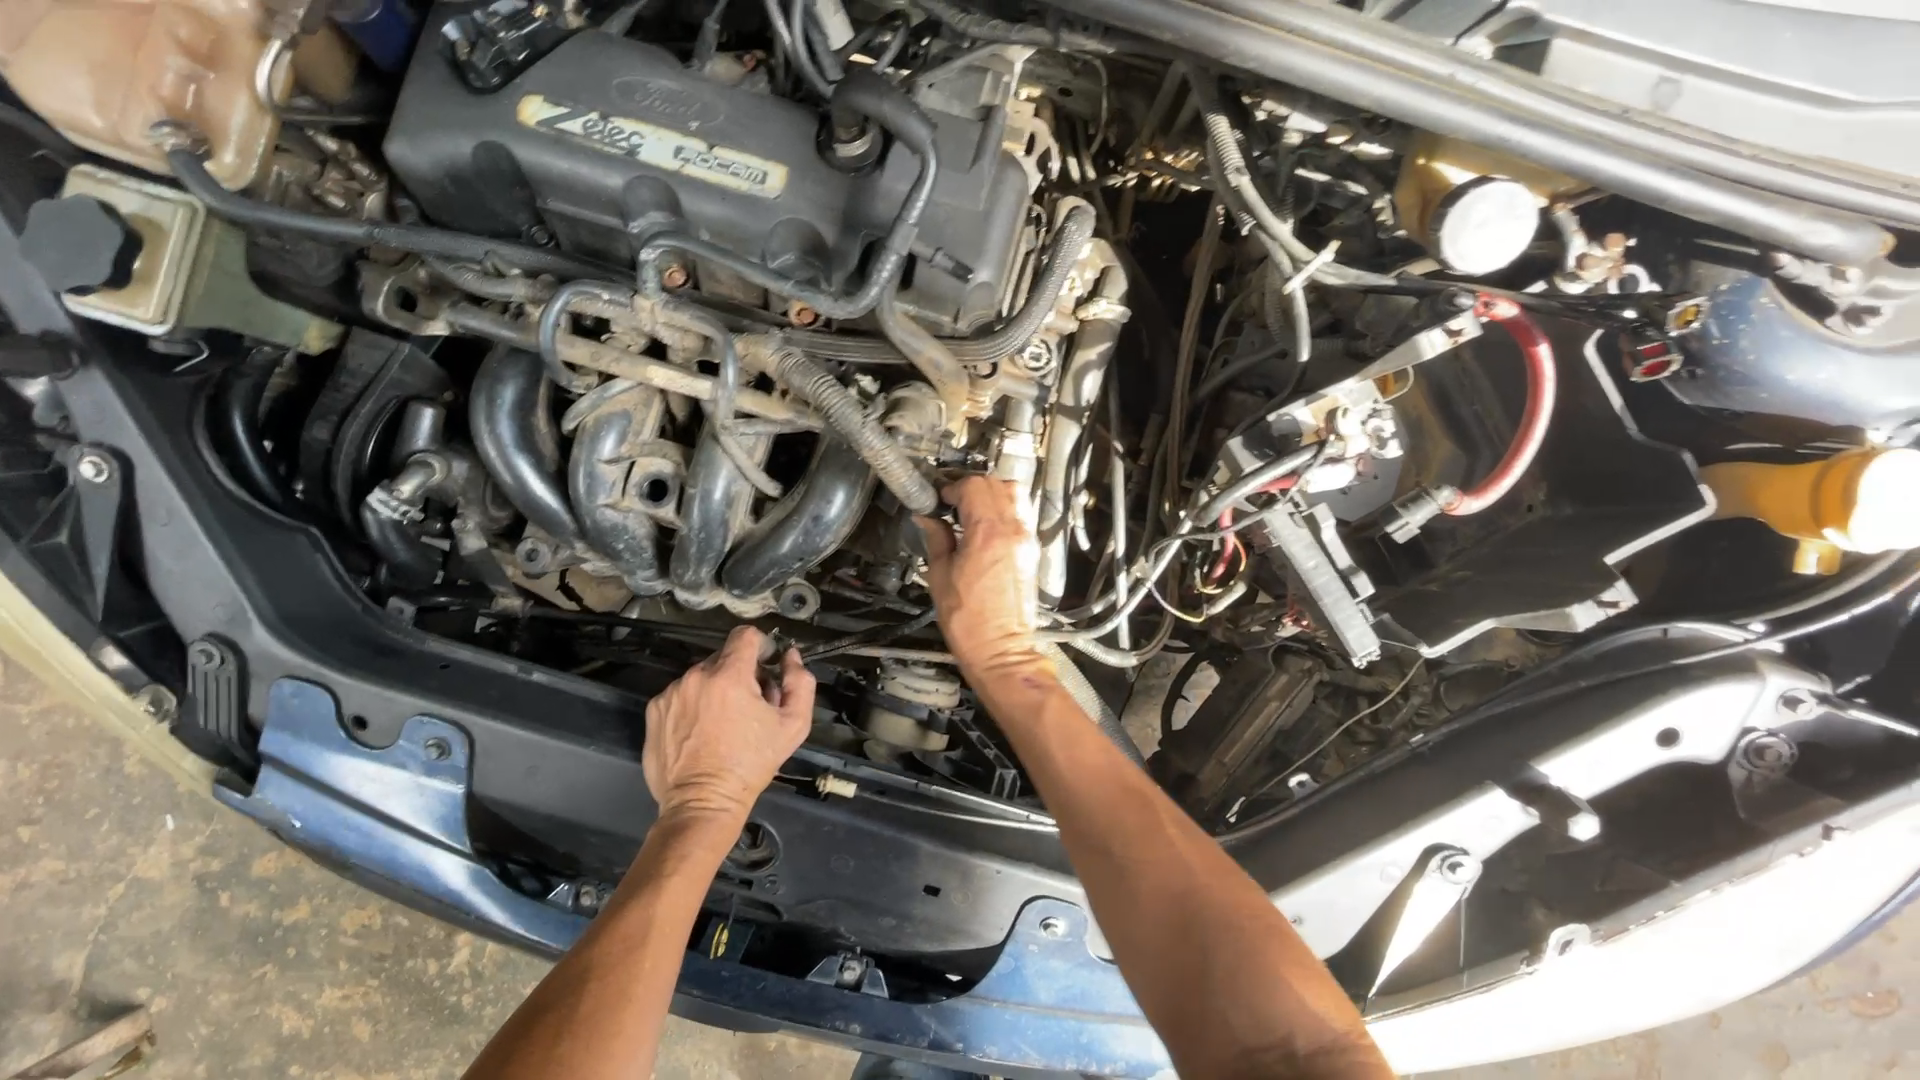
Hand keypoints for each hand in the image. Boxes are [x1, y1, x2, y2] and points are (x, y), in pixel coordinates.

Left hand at [643, 626, 814, 823]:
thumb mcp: (793, 725)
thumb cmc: (752, 764)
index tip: (764, 666)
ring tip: (722, 724)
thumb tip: (790, 657)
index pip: (745, 635)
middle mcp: (696, 676)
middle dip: (739, 675)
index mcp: (729, 675)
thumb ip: (800, 682)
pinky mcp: (654, 710)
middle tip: (748, 707)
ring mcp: (671, 693)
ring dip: (714, 690)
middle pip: (723, 658)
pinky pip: (680, 695)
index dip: (760, 646)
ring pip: (700, 677)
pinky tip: (700, 732)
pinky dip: (692, 705)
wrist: (703, 802)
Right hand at [917, 476, 1054, 682]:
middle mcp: (1013, 532)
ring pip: (1015, 494)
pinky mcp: (1032, 552)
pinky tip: (986, 527)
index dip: (952, 488)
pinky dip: (1005, 511)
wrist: (1001, 651)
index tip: (940, 499)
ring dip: (992, 494)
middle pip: (996, 484)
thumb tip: (927, 519)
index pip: (973, 487)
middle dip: (971, 487)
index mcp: (987, 534)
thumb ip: (936, 540)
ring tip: (971, 511)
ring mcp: (1026, 541)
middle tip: (952, 503)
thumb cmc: (970, 623)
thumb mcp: (939, 576)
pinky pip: (1022, 516)